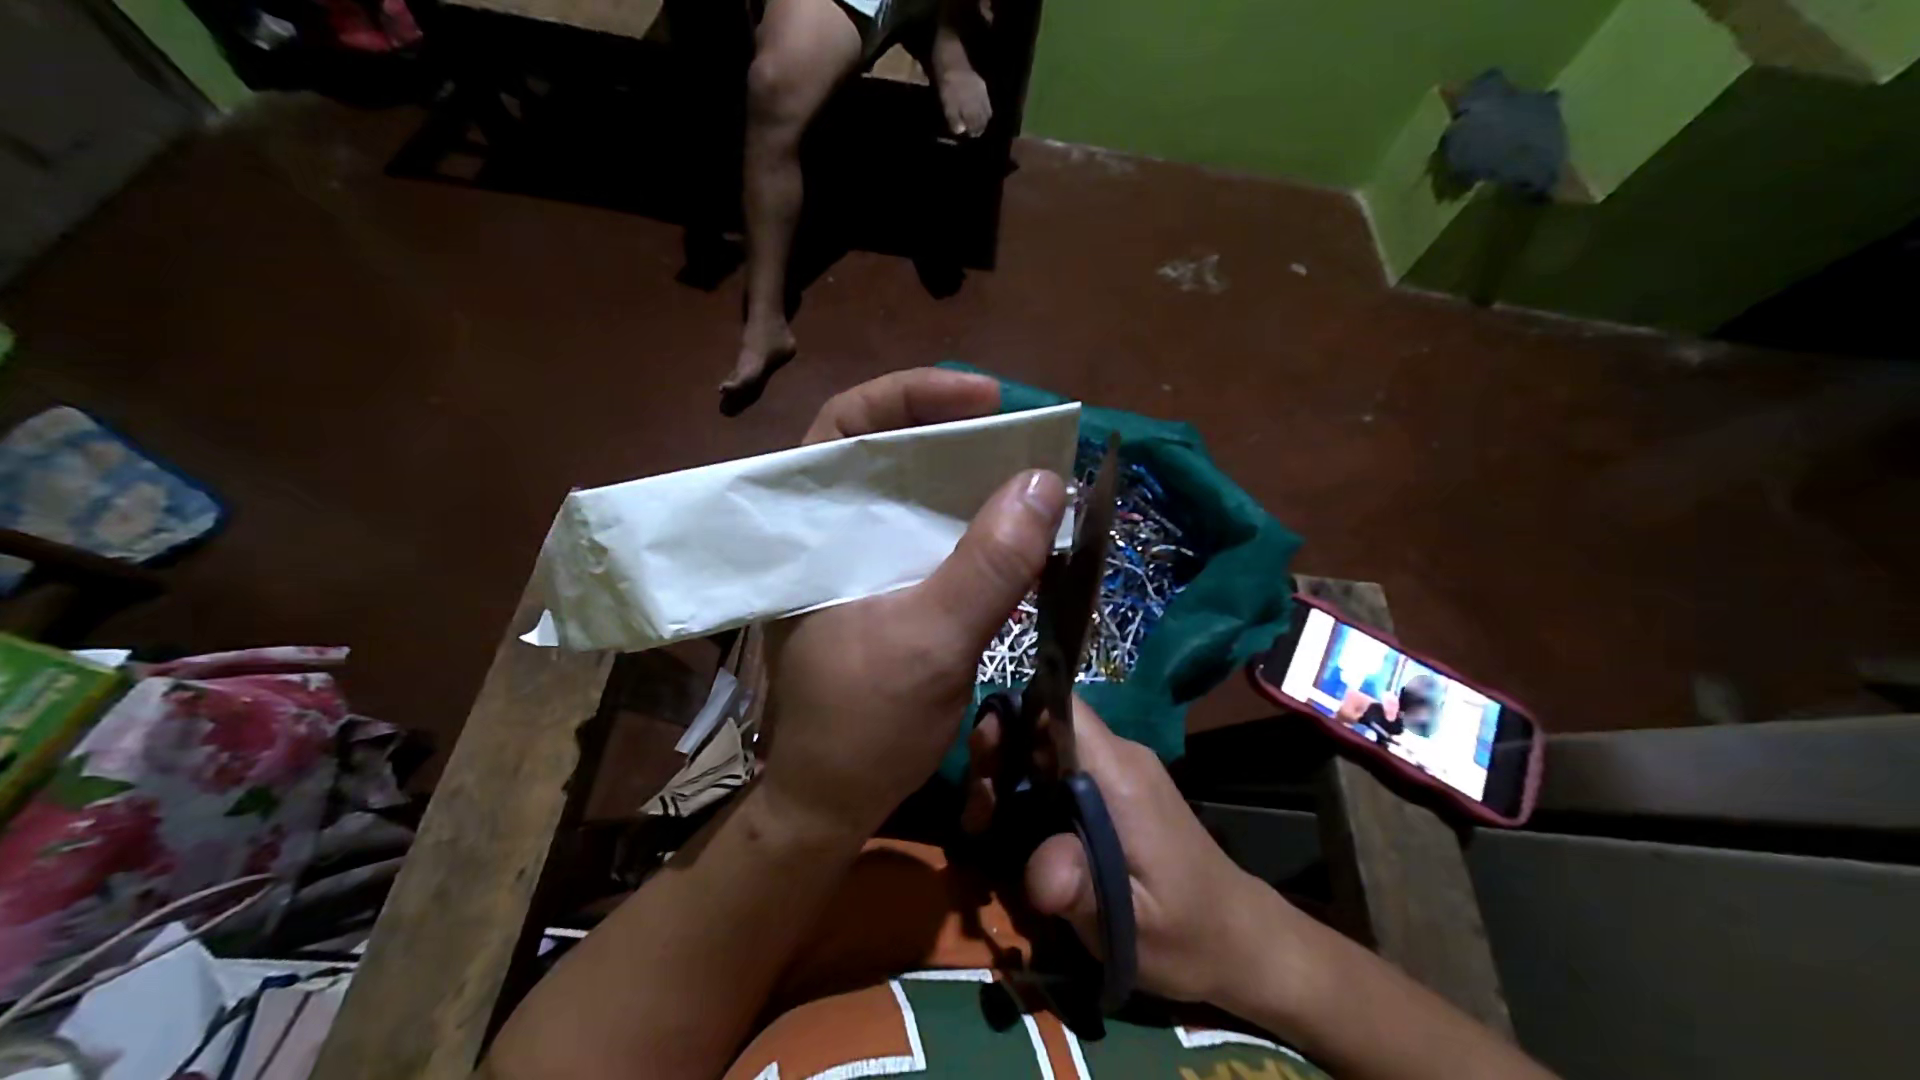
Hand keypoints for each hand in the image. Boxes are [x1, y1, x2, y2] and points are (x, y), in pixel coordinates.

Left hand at [758, 369, 1068, 840]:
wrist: (832, 801)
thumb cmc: (862, 723)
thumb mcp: (930, 640)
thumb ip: (986, 564)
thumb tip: (1045, 483)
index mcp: (812, 526)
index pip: (848, 422)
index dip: (913, 393)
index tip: (987, 396)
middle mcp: (833, 531)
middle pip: (890, 450)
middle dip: (956, 430)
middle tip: (1024, 433)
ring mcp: (863, 561)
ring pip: (917, 494)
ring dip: (973, 478)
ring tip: (1032, 474)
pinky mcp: (889, 590)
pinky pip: (936, 537)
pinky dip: (976, 526)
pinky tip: (1016, 531)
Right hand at [966, 698, 1314, 1005]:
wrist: (1238, 939)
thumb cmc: (1186, 933)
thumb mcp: (1130, 925)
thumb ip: (1084, 891)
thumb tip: (1039, 873)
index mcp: (1121, 775)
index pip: (1063, 707)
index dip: (1016, 715)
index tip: (985, 757)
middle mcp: (1119, 758)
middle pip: (1045, 723)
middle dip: (1001, 750)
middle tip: (977, 806)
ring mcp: (1118, 772)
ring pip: (1048, 745)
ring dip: (1009, 773)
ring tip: (984, 821)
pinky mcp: (1115, 790)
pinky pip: (1061, 768)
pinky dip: (1028, 787)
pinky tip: (1010, 825)